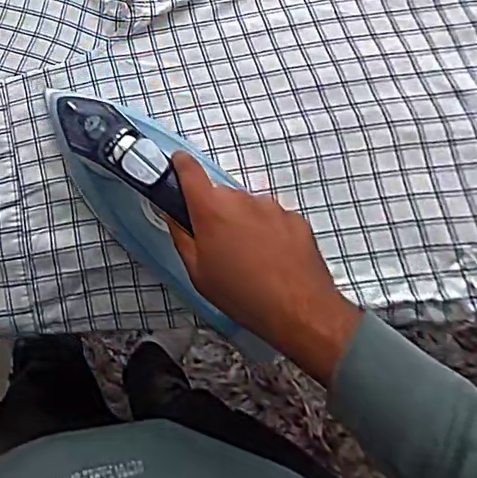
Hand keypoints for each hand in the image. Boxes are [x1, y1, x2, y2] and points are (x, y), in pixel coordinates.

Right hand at [162, 151, 361, 382]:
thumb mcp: (198, 274)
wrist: (302, 313)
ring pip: (247, 207)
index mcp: (210, 208)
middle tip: (220, 245)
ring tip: (252, 259)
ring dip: (243, 223)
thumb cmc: (243, 296)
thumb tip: (174, 216)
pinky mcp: (295, 218)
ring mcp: (270, 206)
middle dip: (216, 213)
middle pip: (220, 195)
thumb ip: (181, 236)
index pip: (188, 168)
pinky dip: (269, 232)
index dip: (180, 164)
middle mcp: (240, 199)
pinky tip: (274, 260)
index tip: (178, 167)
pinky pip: (273, 218)